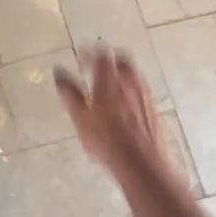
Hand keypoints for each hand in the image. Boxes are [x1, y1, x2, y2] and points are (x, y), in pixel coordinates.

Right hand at [55, 48, 176, 178]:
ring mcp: (144, 95)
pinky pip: (142, 88)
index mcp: (109, 80)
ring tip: (112, 82)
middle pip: (122, 59)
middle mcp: (129, 82)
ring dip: (123, 72)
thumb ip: (70, 92)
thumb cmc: (106, 141)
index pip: (100, 55)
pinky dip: (133, 87)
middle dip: (110, 57)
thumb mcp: (80, 118)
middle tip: (99, 65)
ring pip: (134, 73)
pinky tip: (127, 101)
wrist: (143, 165)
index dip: (90, 51)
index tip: (81, 53)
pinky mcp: (155, 109)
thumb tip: (59, 71)